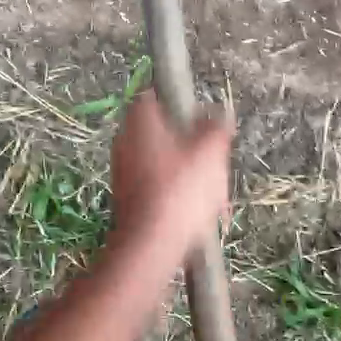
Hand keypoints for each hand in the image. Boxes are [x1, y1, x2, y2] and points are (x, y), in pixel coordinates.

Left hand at [109, 94, 232, 251]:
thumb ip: (215, 128)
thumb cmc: (180, 191)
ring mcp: (121, 171)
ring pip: (159, 161)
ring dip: (184, 171)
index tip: (197, 115)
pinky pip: (155, 186)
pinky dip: (174, 193)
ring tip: (210, 191)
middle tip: (210, 157)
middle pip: (158, 132)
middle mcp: (124, 142)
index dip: (175, 101)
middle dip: (186, 143)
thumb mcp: (210, 153)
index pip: (151, 96)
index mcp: (140, 122)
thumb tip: (219, 110)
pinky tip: (195, 211)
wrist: (150, 244)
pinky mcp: (125, 198)